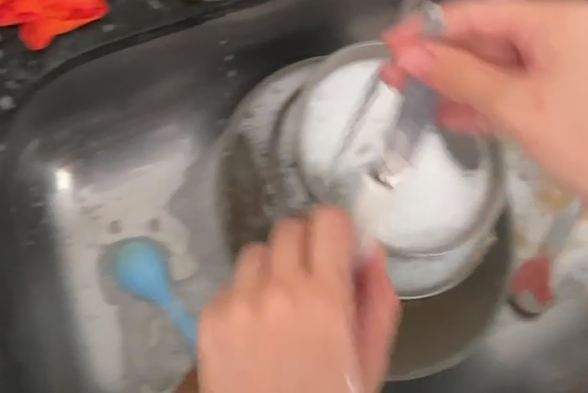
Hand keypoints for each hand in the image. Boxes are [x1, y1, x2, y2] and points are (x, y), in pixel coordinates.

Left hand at [195, 207, 399, 392]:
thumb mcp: (368, 366)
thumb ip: (377, 303)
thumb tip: (372, 250)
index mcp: (324, 299)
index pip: (327, 220)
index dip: (336, 231)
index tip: (339, 250)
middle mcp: (278, 289)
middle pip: (290, 228)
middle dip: (305, 248)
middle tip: (311, 283)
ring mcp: (238, 301)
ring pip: (257, 252)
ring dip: (271, 270)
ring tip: (280, 312)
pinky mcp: (209, 316)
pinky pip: (231, 284)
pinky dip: (244, 299)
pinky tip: (254, 335)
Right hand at [383, 0, 587, 242]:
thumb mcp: (516, 107)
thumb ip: (456, 75)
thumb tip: (402, 54)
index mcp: (553, 17)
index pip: (474, 11)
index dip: (426, 29)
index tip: (385, 47)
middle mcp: (559, 32)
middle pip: (483, 38)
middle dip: (437, 59)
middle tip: (391, 80)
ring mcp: (566, 67)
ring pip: (495, 66)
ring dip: (454, 83)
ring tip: (409, 101)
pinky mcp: (569, 99)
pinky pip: (513, 90)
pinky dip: (482, 102)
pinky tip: (450, 119)